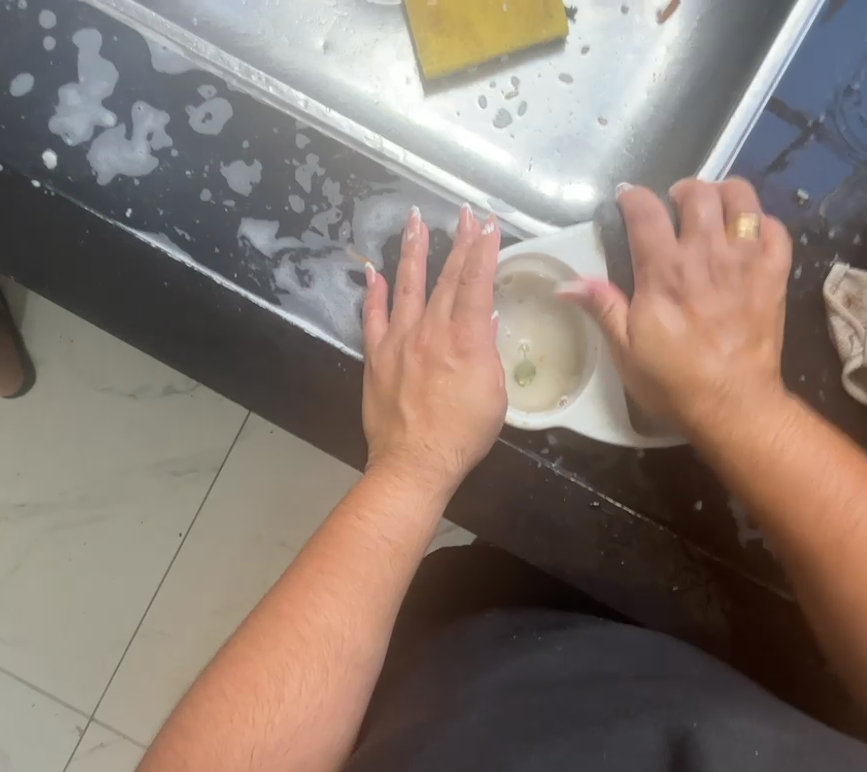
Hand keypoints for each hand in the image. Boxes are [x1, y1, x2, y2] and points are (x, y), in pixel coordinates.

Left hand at [360, 205, 507, 496]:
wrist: (415, 462)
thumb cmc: (462, 435)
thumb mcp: (494, 395)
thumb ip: (487, 353)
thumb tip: (482, 321)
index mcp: (464, 339)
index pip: (475, 282)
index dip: (483, 249)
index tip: (488, 224)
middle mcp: (430, 331)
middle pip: (445, 277)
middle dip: (457, 241)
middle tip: (463, 213)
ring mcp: (399, 341)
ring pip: (407, 286)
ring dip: (413, 251)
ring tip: (415, 221)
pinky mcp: (376, 357)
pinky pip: (373, 317)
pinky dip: (374, 292)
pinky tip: (375, 270)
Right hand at [559, 179, 794, 440]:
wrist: (732, 403)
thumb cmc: (672, 381)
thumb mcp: (625, 350)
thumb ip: (602, 308)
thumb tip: (566, 284)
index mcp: (664, 271)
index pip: (646, 212)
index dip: (633, 197)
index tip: (626, 200)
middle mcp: (706, 254)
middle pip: (698, 193)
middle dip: (682, 191)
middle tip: (674, 206)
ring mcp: (746, 260)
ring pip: (740, 198)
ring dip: (724, 194)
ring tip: (713, 209)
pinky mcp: (774, 274)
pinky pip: (774, 228)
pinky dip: (760, 223)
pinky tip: (747, 235)